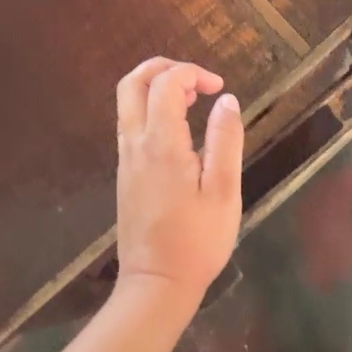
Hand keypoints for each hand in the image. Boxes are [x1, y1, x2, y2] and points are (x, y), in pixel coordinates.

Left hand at [114, 58, 243, 305]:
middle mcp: (135, 144)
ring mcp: (125, 159)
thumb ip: (225, 140)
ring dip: (155, 87)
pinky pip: (130, 124)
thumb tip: (227, 100)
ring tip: (191, 100)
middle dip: (162, 67)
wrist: (156, 284)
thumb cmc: (197, 240)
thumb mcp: (225, 191)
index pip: (167, 84)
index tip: (219, 89)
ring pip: (126, 103)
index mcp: (161, 144)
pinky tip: (178, 128)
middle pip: (132, 83)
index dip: (193, 74)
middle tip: (195, 78)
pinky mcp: (125, 174)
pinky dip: (150, 109)